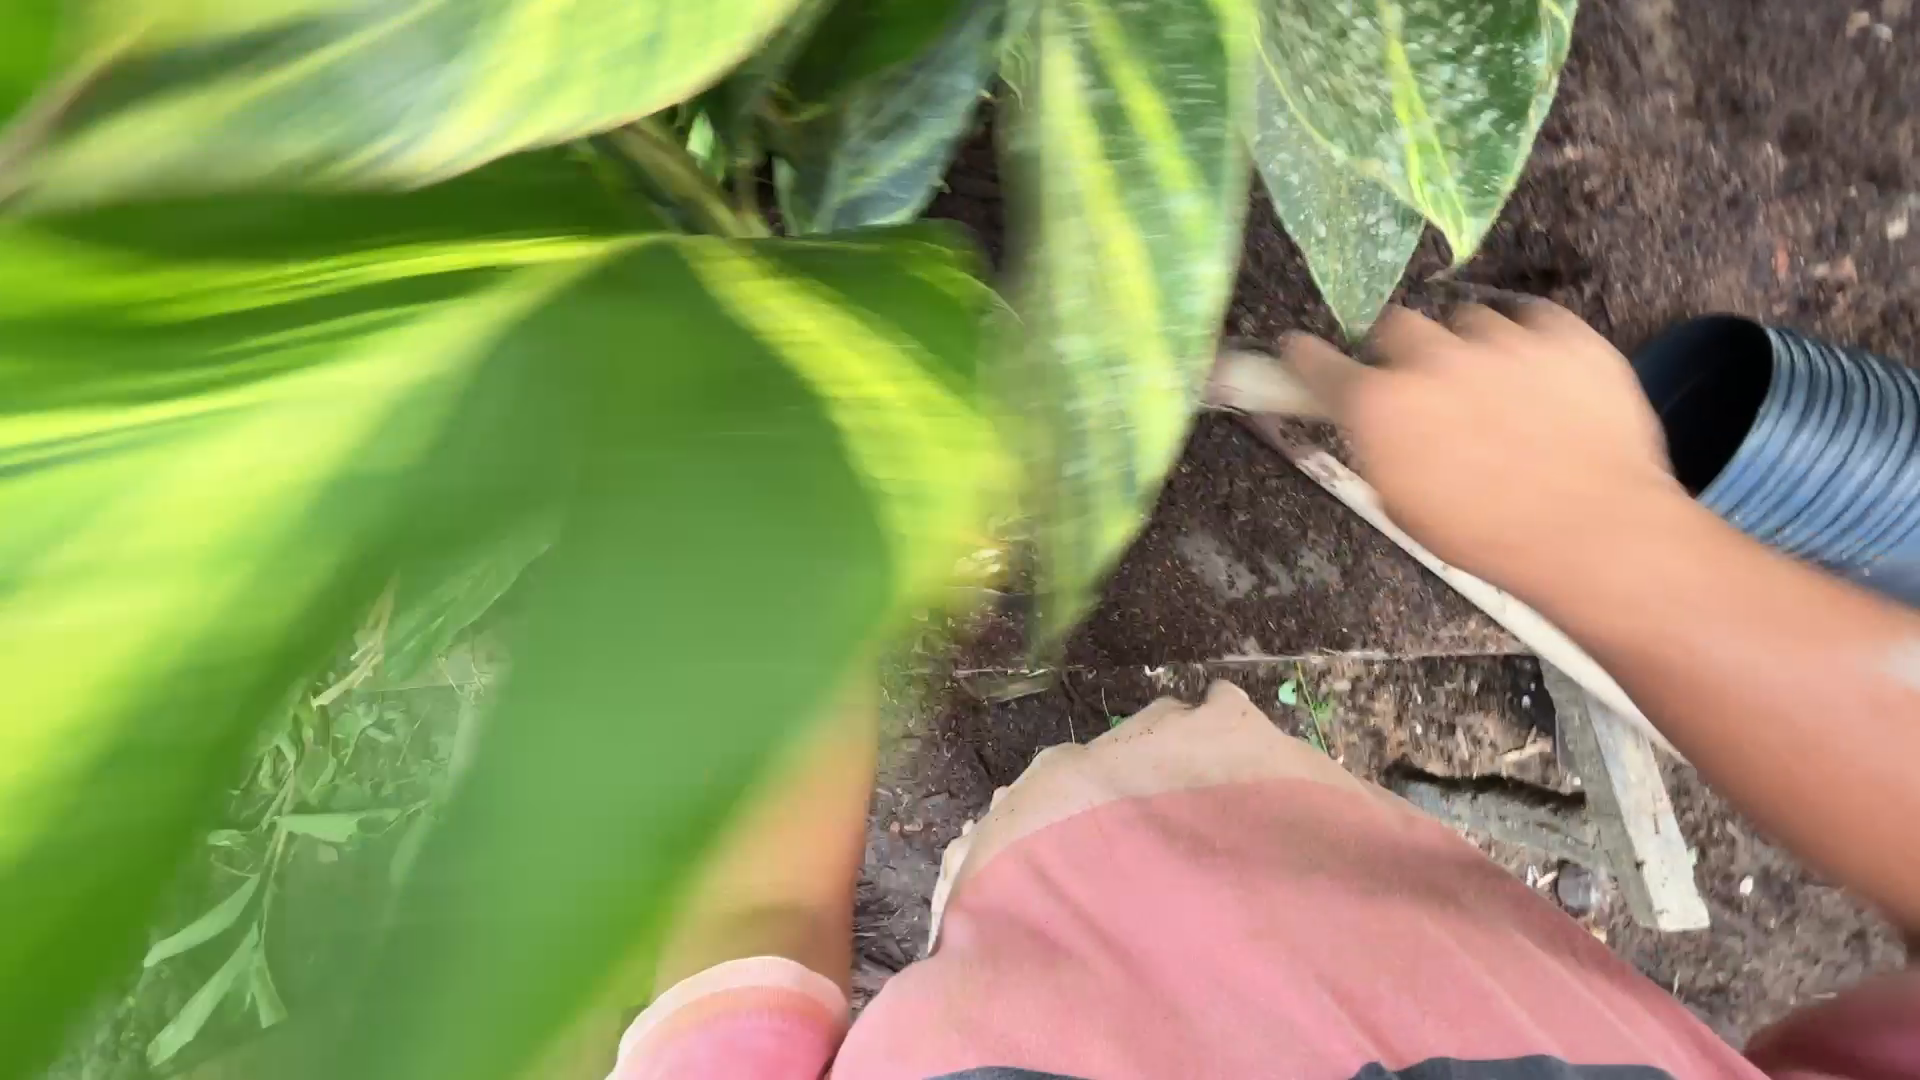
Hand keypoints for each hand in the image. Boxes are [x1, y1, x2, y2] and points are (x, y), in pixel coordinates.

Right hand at [1286, 301, 1687, 599]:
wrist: (1588, 529)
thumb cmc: (1477, 531)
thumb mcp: (1396, 498)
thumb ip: (1377, 445)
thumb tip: (1374, 424)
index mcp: (1378, 406)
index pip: (1320, 362)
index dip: (1305, 355)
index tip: (1300, 349)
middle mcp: (1430, 361)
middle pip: (1395, 324)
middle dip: (1396, 348)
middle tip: (1412, 376)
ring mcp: (1501, 343)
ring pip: (1466, 320)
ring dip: (1462, 345)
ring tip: (1484, 378)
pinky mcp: (1566, 338)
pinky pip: (1532, 318)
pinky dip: (1522, 339)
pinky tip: (1530, 370)